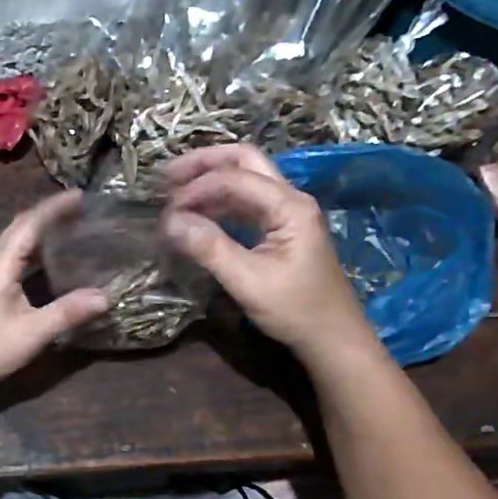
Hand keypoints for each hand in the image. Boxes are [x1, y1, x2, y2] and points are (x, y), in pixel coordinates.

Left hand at [0, 189, 110, 397]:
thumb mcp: (33, 332)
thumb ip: (68, 312)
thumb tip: (106, 296)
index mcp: (0, 266)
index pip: (28, 224)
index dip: (53, 208)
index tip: (80, 196)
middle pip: (20, 228)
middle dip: (49, 214)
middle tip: (80, 207)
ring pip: (17, 244)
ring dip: (41, 231)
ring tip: (71, 226)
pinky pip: (16, 259)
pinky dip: (36, 252)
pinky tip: (53, 260)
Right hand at [160, 145, 371, 358]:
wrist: (332, 337)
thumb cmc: (295, 310)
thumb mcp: (247, 281)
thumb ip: (209, 247)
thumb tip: (169, 222)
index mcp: (289, 206)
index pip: (235, 179)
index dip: (196, 189)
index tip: (165, 212)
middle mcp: (290, 199)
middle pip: (244, 161)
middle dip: (204, 164)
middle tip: (166, 177)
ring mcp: (286, 212)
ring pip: (245, 179)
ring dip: (209, 181)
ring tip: (174, 195)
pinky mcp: (279, 228)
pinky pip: (245, 202)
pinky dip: (217, 202)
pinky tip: (196, 215)